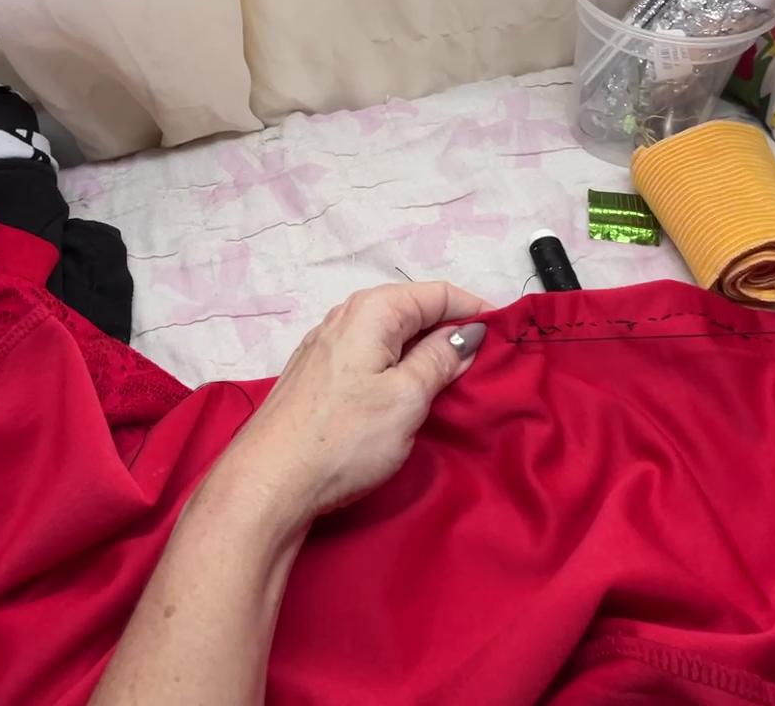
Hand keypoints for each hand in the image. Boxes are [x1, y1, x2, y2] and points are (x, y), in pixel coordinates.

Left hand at [209, 281, 489, 526]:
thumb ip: (440, 358)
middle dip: (450, 329)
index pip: (437, 293)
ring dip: (423, 348)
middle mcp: (347, 315)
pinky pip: (371, 352)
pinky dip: (397, 363)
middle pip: (413, 309)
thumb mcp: (407, 397)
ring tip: (452, 379)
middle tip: (484, 361)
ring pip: (391, 332)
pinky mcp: (319, 371)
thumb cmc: (344, 437)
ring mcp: (328, 343)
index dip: (474, 311)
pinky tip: (407, 390)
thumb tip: (466, 333)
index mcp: (373, 309)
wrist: (270, 480)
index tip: (503, 336)